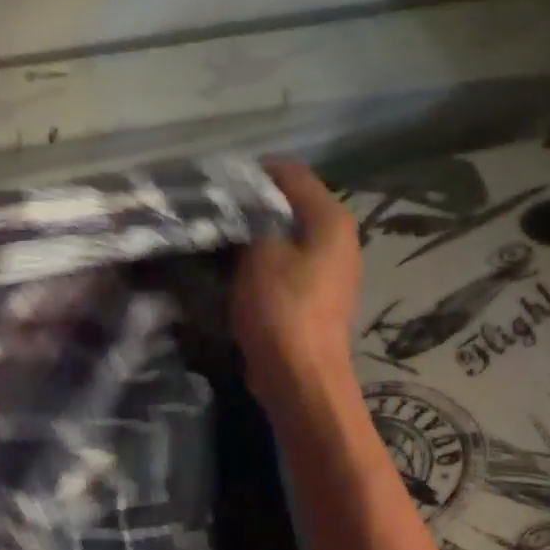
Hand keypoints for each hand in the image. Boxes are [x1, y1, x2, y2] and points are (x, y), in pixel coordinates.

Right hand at [230, 161, 363, 400]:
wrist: (301, 377)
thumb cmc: (281, 310)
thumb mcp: (258, 257)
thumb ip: (251, 221)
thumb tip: (240, 205)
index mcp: (330, 217)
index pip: (290, 172)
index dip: (250, 174)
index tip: (213, 187)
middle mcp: (338, 236)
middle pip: (289, 205)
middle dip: (250, 208)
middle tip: (210, 217)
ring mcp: (331, 269)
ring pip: (285, 238)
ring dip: (253, 240)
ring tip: (216, 246)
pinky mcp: (316, 297)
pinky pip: (285, 267)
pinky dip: (260, 266)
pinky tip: (234, 277)